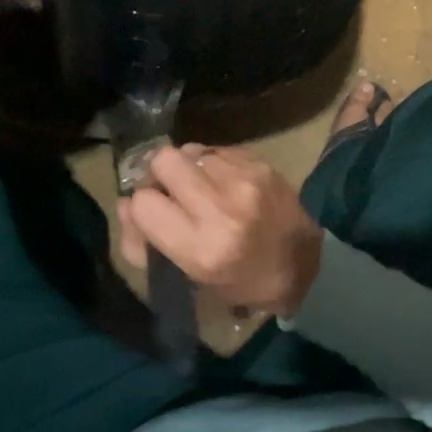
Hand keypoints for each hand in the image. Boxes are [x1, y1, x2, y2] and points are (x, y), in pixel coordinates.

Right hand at [117, 144, 322, 317]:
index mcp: (201, 248)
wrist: (306, 263)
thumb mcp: (192, 280)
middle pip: (163, 161)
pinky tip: (221, 182)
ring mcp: (243, 179)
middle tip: (170, 193)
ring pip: (189, 150)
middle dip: (158, 176)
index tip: (151, 216)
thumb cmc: (245, 281)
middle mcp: (221, 207)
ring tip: (198, 188)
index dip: (141, 208)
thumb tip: (124, 206)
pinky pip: (215, 150)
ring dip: (186, 168)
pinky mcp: (259, 162)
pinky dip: (210, 163)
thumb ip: (147, 247)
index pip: (143, 203)